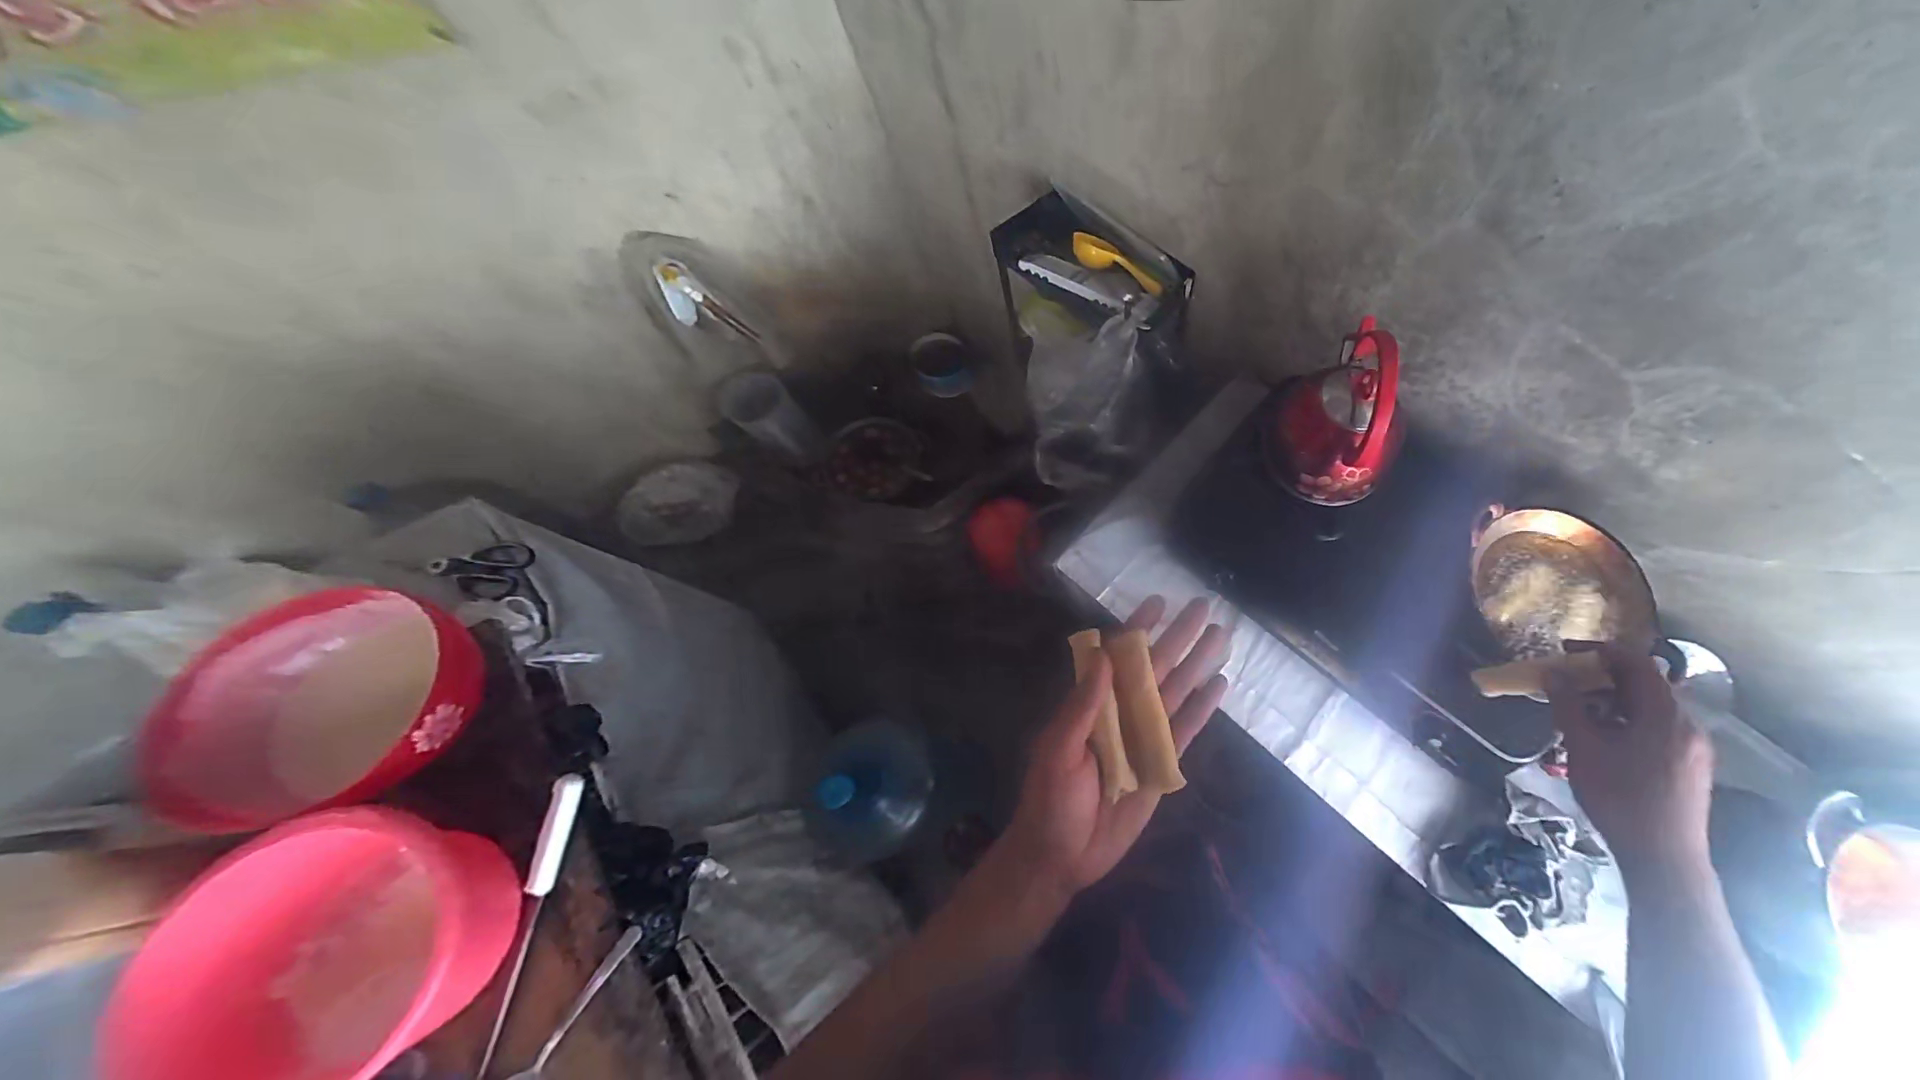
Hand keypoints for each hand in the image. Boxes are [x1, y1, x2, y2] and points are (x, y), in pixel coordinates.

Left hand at [994, 596, 1230, 901]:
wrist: (1062, 855)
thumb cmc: (1050, 800)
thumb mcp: (1058, 750)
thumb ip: (1082, 706)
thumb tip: (1101, 656)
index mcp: (1092, 706)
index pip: (1117, 659)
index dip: (1137, 630)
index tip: (1157, 603)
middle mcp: (1119, 715)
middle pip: (1154, 670)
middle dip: (1177, 638)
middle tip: (1203, 608)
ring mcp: (1141, 739)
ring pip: (1174, 694)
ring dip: (1196, 665)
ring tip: (1220, 638)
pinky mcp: (1159, 766)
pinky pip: (1184, 732)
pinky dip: (1201, 710)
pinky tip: (1218, 686)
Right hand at [1548, 643, 1713, 881]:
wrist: (1664, 855)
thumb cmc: (1619, 796)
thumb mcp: (1583, 747)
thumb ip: (1568, 706)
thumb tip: (1553, 673)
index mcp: (1666, 716)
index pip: (1638, 665)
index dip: (1601, 651)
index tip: (1566, 650)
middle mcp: (1688, 725)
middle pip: (1648, 685)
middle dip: (1605, 675)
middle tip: (1566, 678)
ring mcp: (1694, 746)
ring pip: (1652, 707)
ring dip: (1614, 698)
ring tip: (1577, 707)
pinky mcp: (1690, 763)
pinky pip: (1658, 726)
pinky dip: (1628, 718)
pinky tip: (1603, 733)